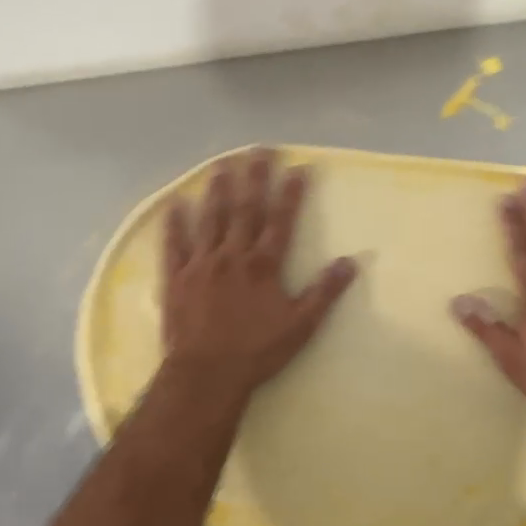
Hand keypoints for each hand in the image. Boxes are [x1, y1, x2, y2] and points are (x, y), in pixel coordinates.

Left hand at [160, 148, 357, 400]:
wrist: (206, 375)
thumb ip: (324, 292)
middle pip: (245, 209)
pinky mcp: (176, 279)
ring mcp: (202, 264)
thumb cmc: (258, 351)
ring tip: (221, 165)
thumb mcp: (301, 325)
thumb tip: (350, 262)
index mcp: (264, 265)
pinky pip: (174, 245)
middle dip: (254, 177)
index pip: (282, 220)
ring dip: (217, 190)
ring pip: (210, 219)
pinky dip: (175, 224)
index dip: (291, 193)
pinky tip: (175, 203)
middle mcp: (233, 256)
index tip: (299, 166)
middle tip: (257, 150)